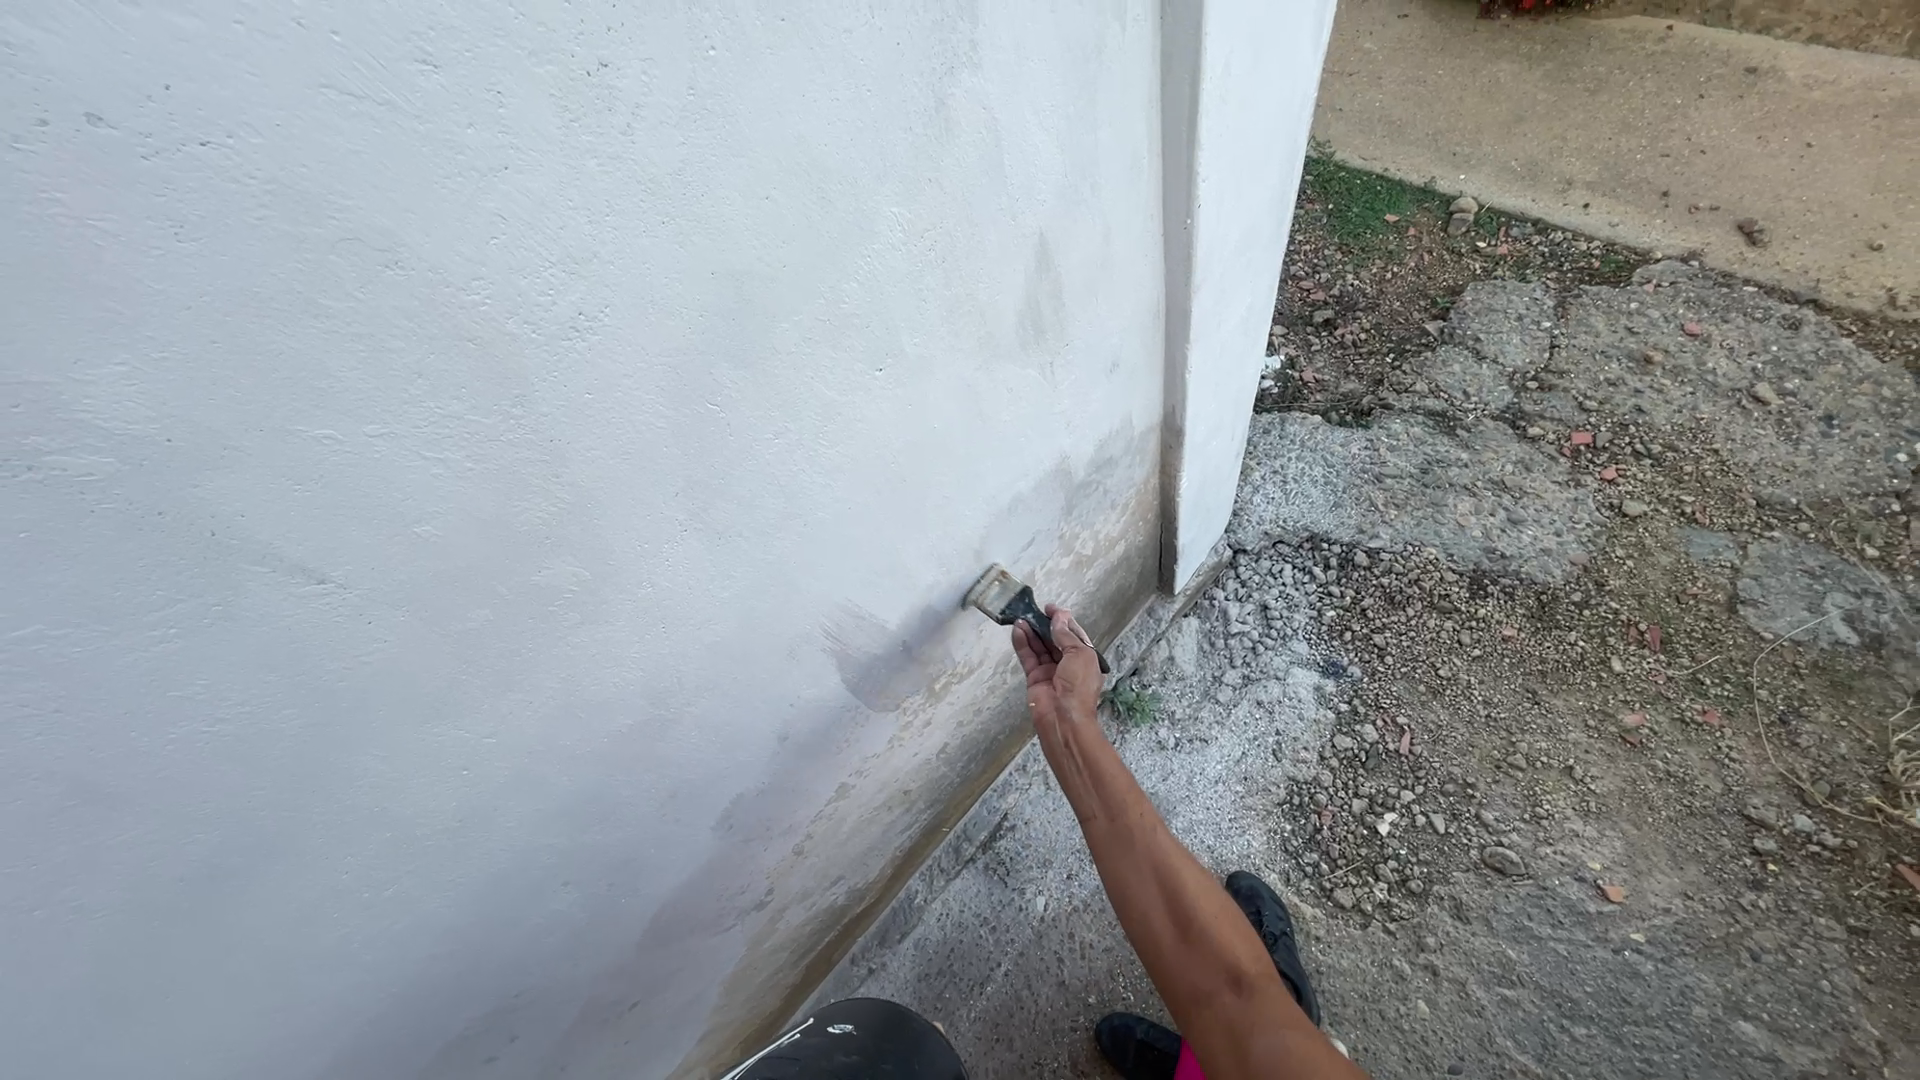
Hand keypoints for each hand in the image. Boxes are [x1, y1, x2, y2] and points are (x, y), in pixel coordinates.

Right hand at [1010, 605, 1102, 735]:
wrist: (1064, 718)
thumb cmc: (1079, 687)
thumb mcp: (1080, 654)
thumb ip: (1066, 635)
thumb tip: (1059, 618)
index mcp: (1085, 658)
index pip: (1073, 634)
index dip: (1063, 620)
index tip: (1052, 609)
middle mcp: (1068, 664)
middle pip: (1054, 639)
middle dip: (1045, 624)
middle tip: (1034, 610)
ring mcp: (1050, 671)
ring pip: (1039, 646)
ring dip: (1031, 632)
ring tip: (1022, 617)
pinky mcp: (1035, 677)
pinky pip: (1028, 657)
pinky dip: (1022, 643)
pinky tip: (1017, 630)